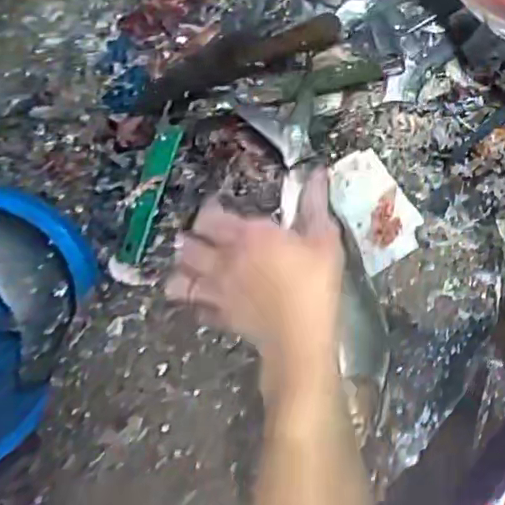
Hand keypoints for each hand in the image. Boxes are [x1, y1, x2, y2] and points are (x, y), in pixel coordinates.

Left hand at [166, 168, 343, 377]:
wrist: (299, 332)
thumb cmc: (314, 277)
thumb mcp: (324, 235)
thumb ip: (315, 203)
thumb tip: (315, 172)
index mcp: (249, 237)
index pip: (212, 219)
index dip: (209, 210)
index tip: (216, 204)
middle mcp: (224, 262)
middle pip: (189, 248)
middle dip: (190, 238)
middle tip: (199, 233)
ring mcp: (216, 292)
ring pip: (180, 280)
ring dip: (182, 269)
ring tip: (191, 264)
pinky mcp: (218, 316)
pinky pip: (195, 306)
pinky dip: (195, 300)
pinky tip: (205, 297)